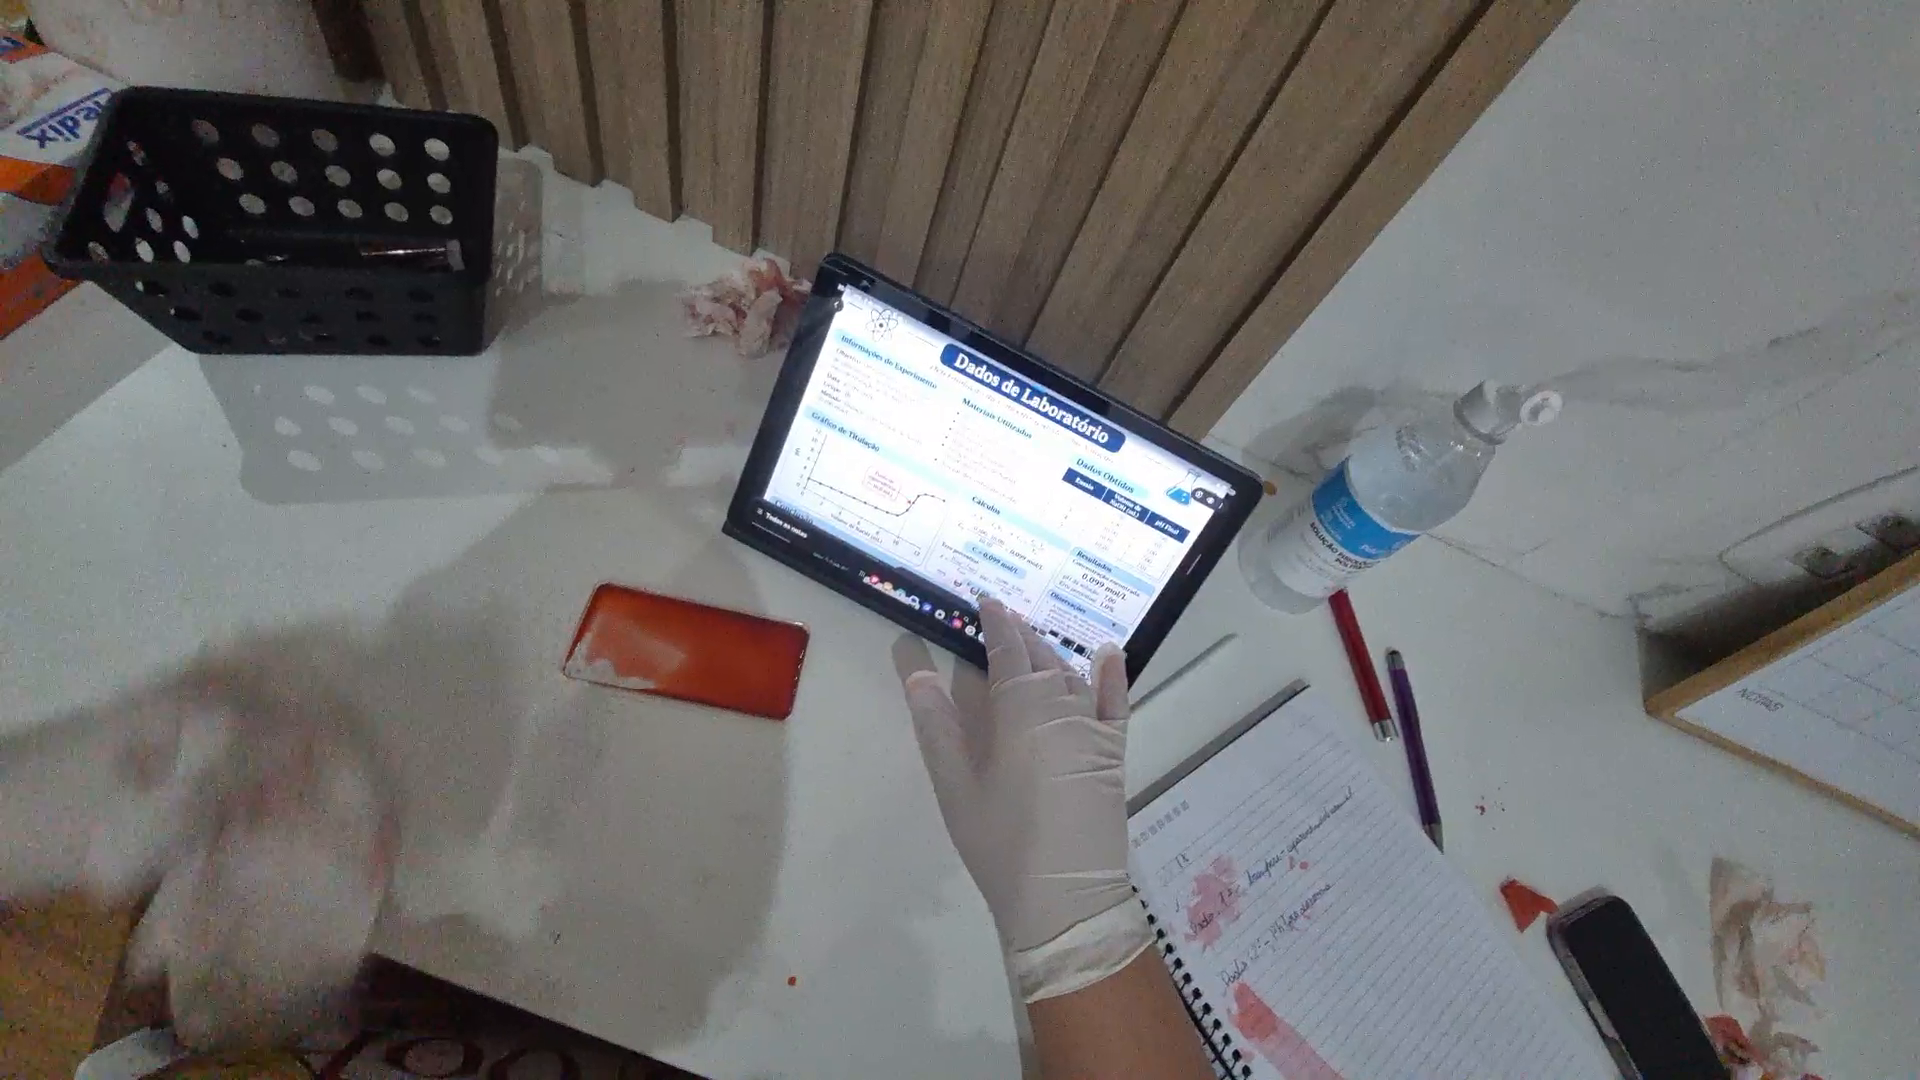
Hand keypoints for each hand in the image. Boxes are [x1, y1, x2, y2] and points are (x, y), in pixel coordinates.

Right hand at [904, 598, 1150, 1000]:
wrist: (1065, 897)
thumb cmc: (1001, 841)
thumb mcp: (954, 787)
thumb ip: (936, 726)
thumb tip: (917, 673)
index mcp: (1019, 709)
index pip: (1006, 649)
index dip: (995, 621)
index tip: (986, 599)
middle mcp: (1060, 706)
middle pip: (1040, 656)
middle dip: (1020, 633)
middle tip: (1003, 616)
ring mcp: (1093, 727)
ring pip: (1071, 674)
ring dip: (1051, 651)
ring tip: (1034, 639)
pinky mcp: (1114, 750)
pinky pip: (1117, 702)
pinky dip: (1113, 675)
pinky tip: (1109, 653)